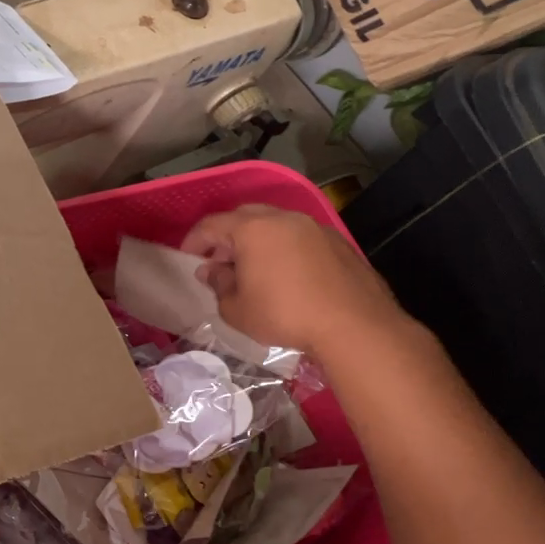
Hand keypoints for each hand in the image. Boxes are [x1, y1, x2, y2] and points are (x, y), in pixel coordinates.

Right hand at [180, 205, 407, 357]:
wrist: (355, 327)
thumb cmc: (284, 315)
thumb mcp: (236, 308)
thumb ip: (219, 284)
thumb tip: (213, 271)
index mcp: (253, 229)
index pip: (211, 224)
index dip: (194, 241)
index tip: (188, 260)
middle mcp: (284, 219)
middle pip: (245, 216)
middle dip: (227, 236)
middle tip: (220, 261)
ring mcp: (316, 228)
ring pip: (276, 225)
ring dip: (258, 241)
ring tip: (253, 269)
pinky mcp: (339, 243)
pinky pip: (300, 238)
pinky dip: (285, 249)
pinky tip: (286, 276)